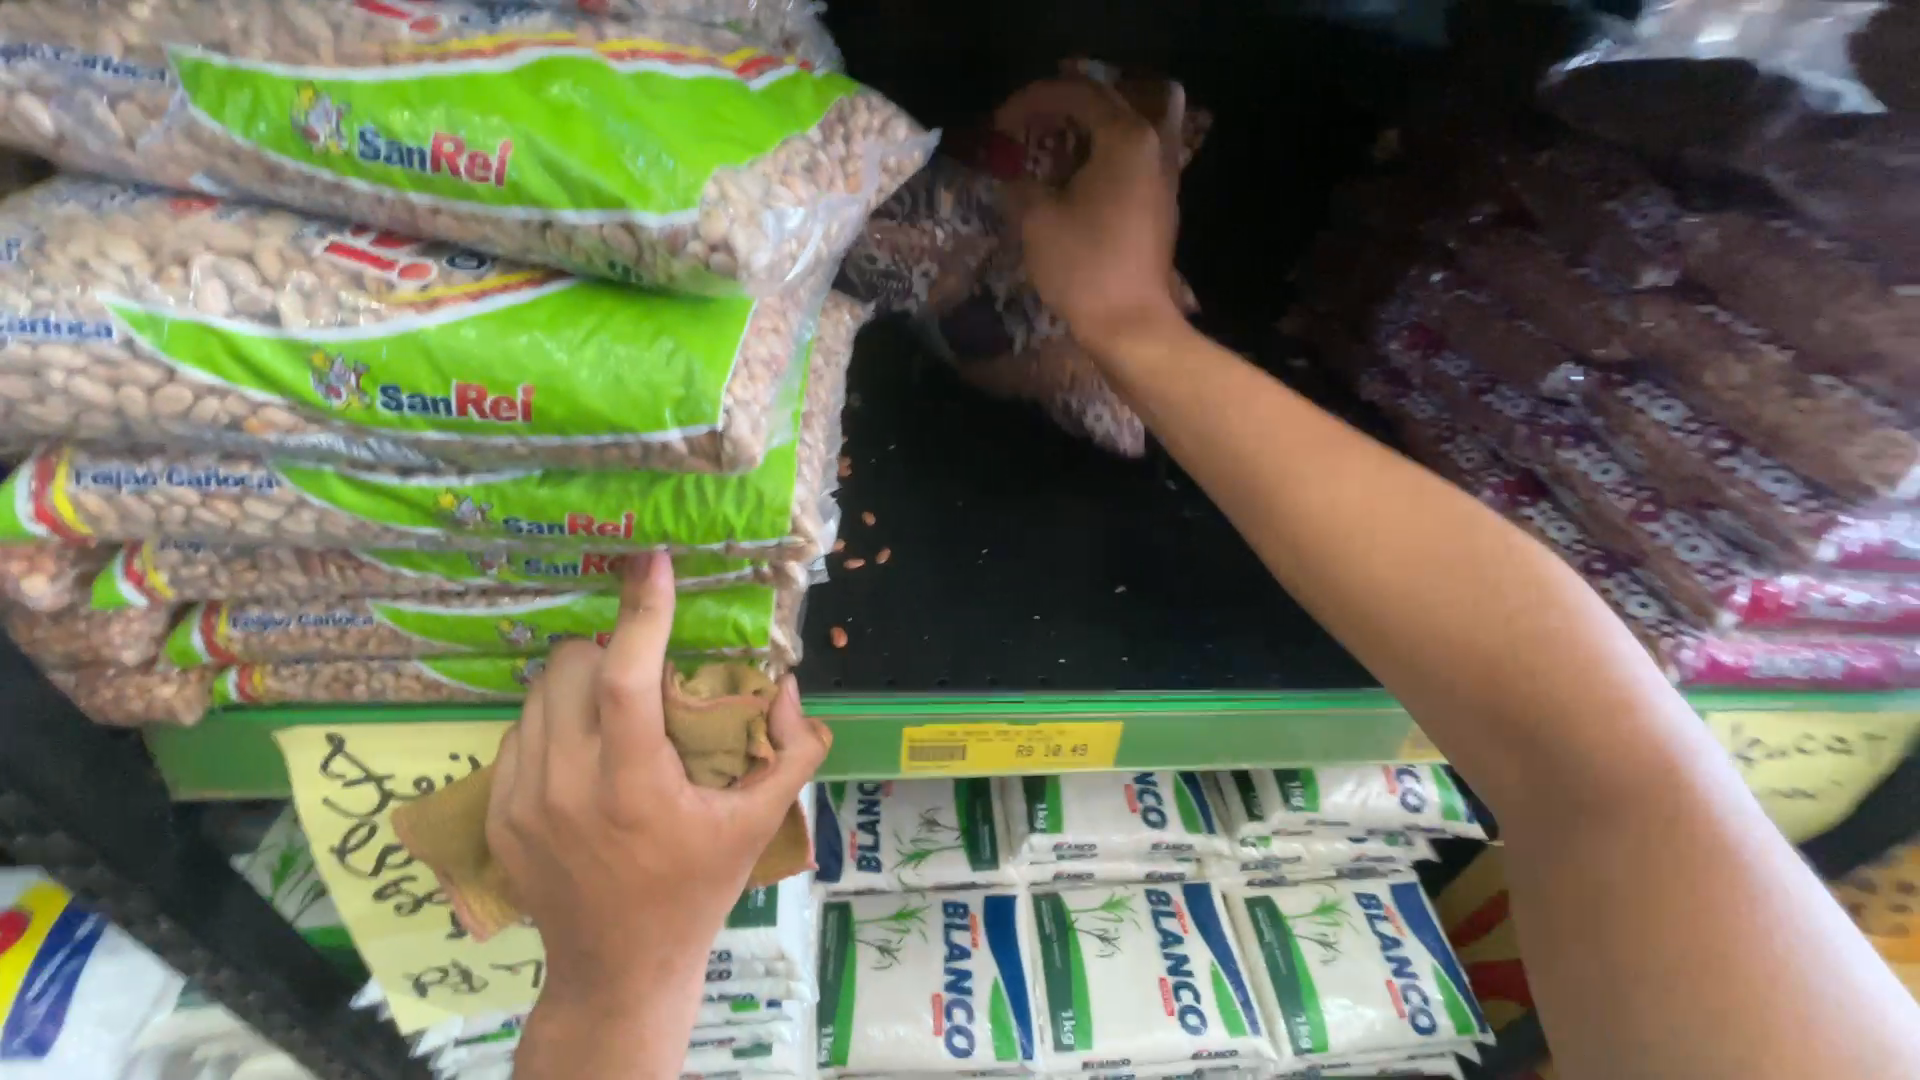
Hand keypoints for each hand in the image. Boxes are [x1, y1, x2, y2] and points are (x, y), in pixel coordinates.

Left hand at [486, 552, 829, 1031]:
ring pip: (538, 692)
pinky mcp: (499, 813)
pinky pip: (520, 730)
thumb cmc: (697, 888)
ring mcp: (522, 800)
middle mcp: (565, 786)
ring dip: (580, 682)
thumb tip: (792, 689)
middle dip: (610, 648)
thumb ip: (794, 752)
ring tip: (616, 709)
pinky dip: (554, 719)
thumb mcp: (759, 823)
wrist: (617, 967)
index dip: (643, 613)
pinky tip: (585, 750)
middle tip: (644, 669)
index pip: (627, 680)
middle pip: (570, 667)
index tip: (654, 561)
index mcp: (634, 787)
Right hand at [996, 74, 1188, 356]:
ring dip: (1089, 132)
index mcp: (1126, 137)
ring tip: (1055, 149)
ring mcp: (1163, 179)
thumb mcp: (1037, 219)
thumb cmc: (1083, 266)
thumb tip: (1015, 179)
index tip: (1001, 123)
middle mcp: (1153, 146)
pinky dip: (1103, 159)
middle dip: (1064, 108)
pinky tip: (1077, 182)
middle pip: (1109, 103)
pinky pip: (1132, 163)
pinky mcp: (1160, 209)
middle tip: (1028, 125)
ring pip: (1127, 131)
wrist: (1129, 323)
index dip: (1033, 101)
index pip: (1077, 94)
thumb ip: (1022, 185)